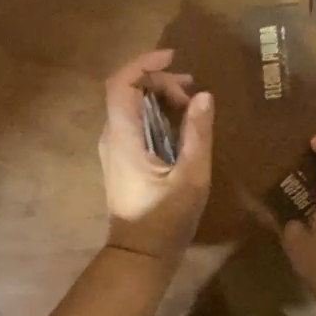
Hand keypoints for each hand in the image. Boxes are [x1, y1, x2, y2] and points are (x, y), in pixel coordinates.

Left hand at [98, 49, 213, 265]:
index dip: (144, 63)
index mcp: (123, 136)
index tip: (173, 58)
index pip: (121, 84)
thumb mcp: (191, 178)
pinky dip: (156, 111)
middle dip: (159, 80)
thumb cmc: (165, 220)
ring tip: (190, 104)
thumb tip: (203, 96)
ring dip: (159, 95)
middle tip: (191, 91)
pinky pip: (135, 120)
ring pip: (131, 104)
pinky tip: (180, 123)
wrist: (139, 257)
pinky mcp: (121, 157)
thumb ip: (197, 134)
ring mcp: (114, 147)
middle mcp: (112, 136)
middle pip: (127, 89)